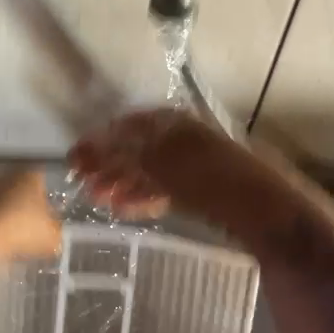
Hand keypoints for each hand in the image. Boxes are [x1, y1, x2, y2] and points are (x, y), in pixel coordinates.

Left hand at [0, 168, 61, 259]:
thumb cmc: (22, 230)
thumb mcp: (51, 237)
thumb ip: (55, 232)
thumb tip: (53, 234)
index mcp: (30, 176)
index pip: (42, 183)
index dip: (44, 202)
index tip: (44, 220)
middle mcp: (3, 175)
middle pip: (16, 190)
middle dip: (20, 207)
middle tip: (25, 231)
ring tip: (3, 240)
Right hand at [67, 108, 242, 218]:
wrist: (259, 209)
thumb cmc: (206, 178)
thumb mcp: (155, 161)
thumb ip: (118, 153)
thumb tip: (84, 147)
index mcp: (170, 123)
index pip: (125, 126)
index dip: (97, 141)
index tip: (74, 160)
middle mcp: (181, 138)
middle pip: (136, 149)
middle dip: (107, 166)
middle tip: (82, 185)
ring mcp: (193, 165)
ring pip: (149, 172)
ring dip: (121, 184)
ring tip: (98, 201)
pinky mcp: (203, 192)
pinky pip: (165, 190)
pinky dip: (144, 197)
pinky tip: (126, 209)